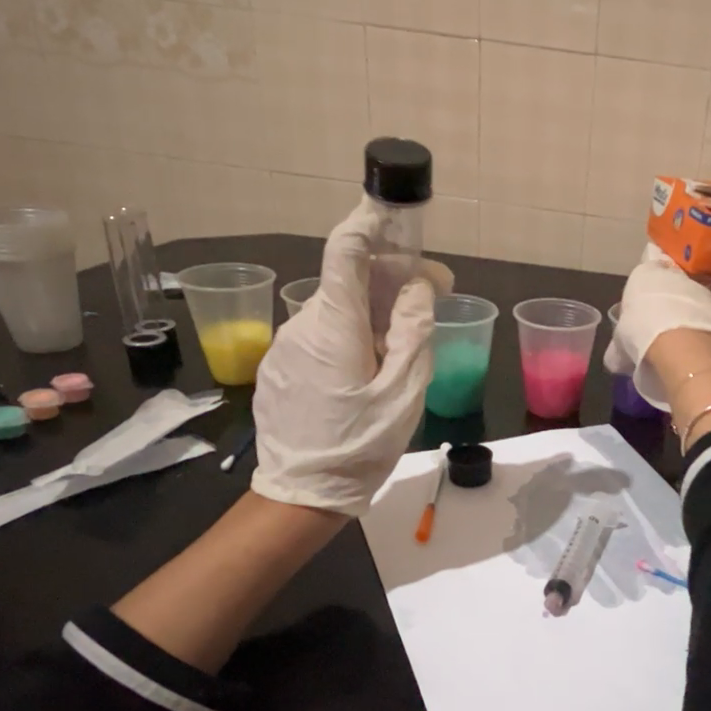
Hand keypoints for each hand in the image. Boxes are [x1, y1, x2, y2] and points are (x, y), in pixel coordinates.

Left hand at [251, 197, 451, 515]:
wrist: (302, 495)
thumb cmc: (360, 445)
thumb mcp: (403, 391)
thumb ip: (412, 331)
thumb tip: (416, 286)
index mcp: (334, 326)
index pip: (344, 250)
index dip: (370, 224)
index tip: (395, 215)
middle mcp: (302, 325)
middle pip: (346, 284)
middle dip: (388, 281)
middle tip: (431, 296)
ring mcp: (285, 347)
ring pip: (335, 313)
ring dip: (370, 315)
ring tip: (402, 348)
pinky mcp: (280, 368)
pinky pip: (320, 338)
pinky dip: (349, 338)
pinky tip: (366, 372)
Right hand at [602, 243, 710, 408]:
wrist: (679, 344)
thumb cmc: (639, 334)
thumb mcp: (619, 345)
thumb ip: (617, 348)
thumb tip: (615, 359)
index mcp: (644, 273)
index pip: (645, 271)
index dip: (644, 290)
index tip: (642, 308)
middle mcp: (673, 273)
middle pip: (670, 284)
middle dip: (666, 300)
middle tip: (659, 325)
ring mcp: (698, 288)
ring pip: (690, 298)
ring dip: (686, 312)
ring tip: (679, 338)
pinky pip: (705, 315)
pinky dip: (701, 326)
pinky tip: (694, 344)